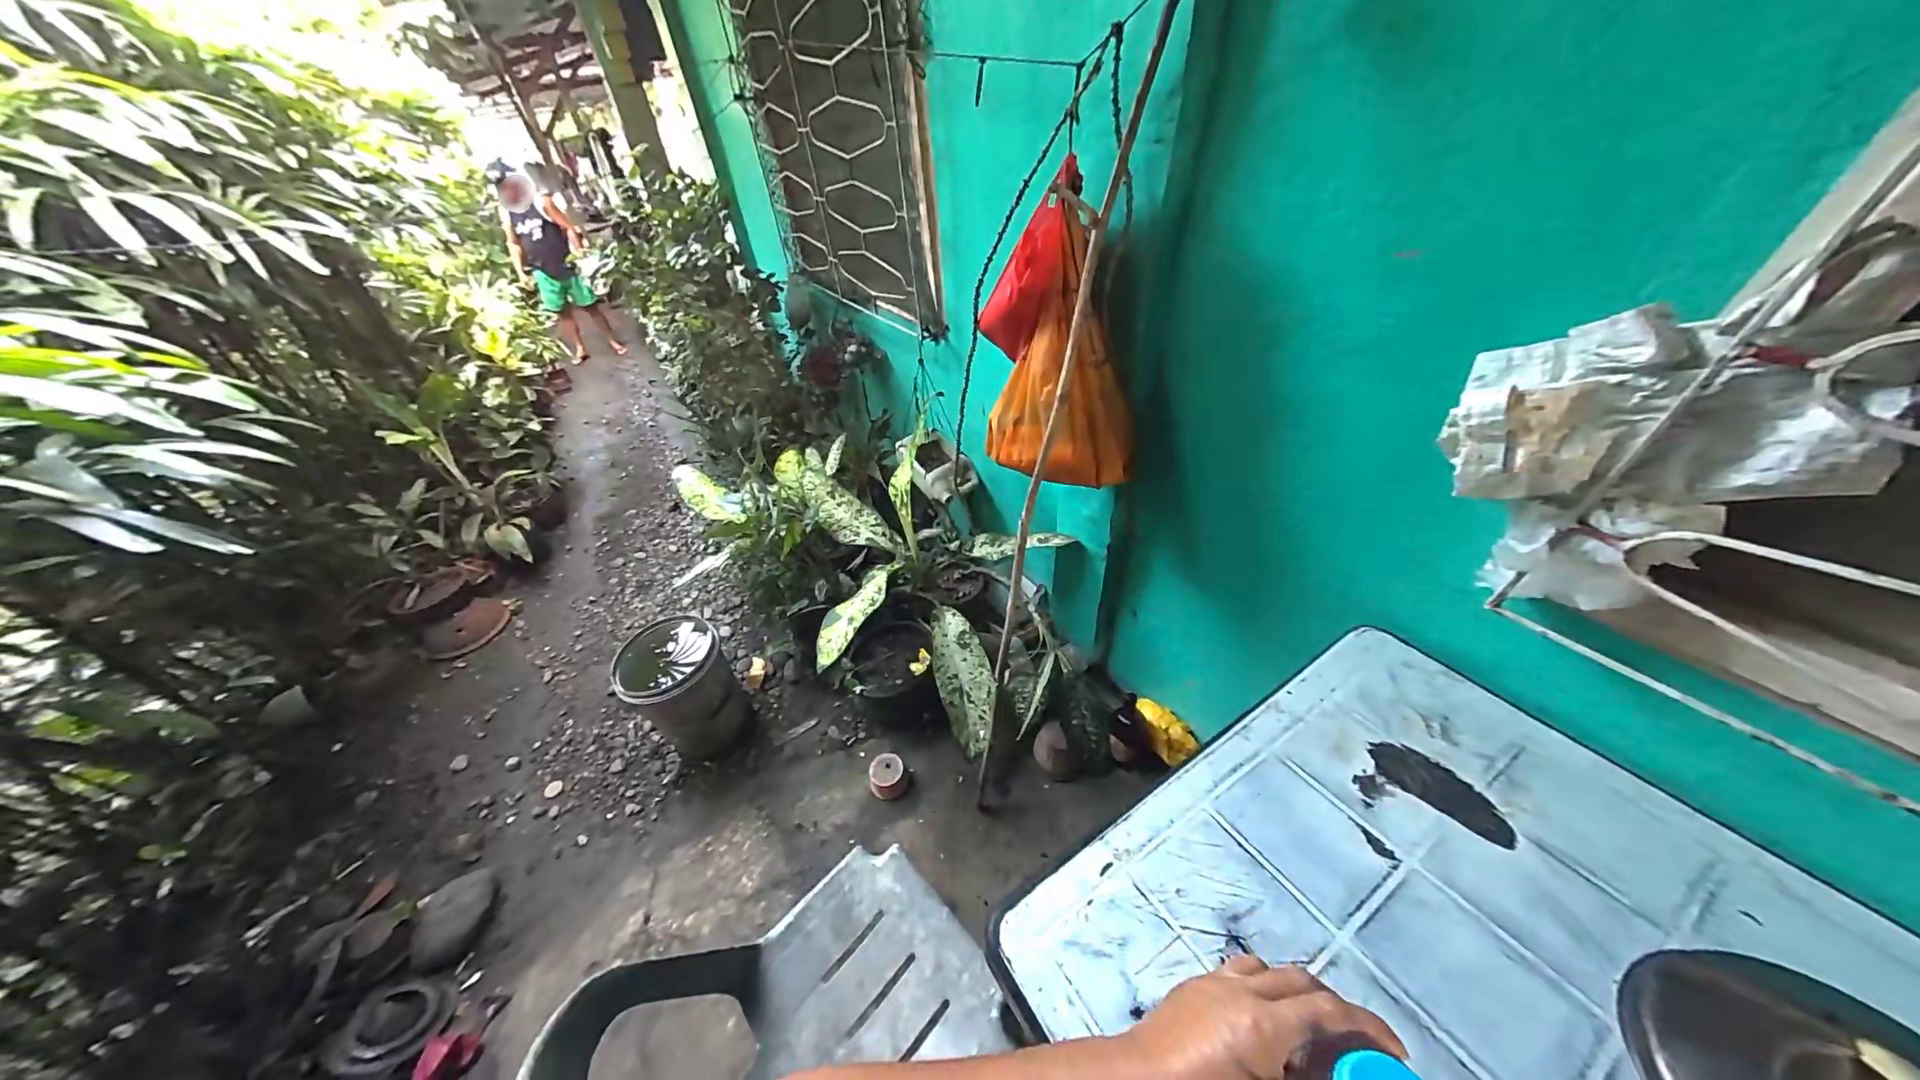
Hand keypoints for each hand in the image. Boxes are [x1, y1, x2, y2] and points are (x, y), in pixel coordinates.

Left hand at [1115, 955, 1406, 1079]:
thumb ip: (1306, 1077)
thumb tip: (1330, 1072)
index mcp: (1263, 1023)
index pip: (1328, 1011)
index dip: (1368, 1028)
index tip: (1394, 1050)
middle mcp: (1240, 990)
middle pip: (1301, 981)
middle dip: (1335, 1007)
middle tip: (1355, 1043)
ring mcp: (1213, 983)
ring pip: (1268, 970)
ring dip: (1295, 992)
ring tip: (1308, 1029)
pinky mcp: (1192, 986)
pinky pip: (1237, 973)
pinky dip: (1261, 988)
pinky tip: (1262, 1021)